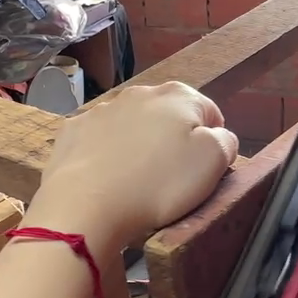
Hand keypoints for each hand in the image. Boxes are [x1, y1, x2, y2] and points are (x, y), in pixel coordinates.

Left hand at [27, 81, 238, 253]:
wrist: (85, 205)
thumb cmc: (158, 185)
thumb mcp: (213, 163)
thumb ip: (225, 142)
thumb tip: (219, 136)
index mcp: (179, 95)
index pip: (210, 114)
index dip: (212, 144)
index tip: (202, 172)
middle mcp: (139, 93)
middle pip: (168, 117)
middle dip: (173, 142)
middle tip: (171, 179)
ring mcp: (101, 110)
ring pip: (132, 126)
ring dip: (139, 147)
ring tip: (137, 183)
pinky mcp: (72, 131)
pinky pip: (99, 140)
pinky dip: (106, 155)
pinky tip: (106, 180)